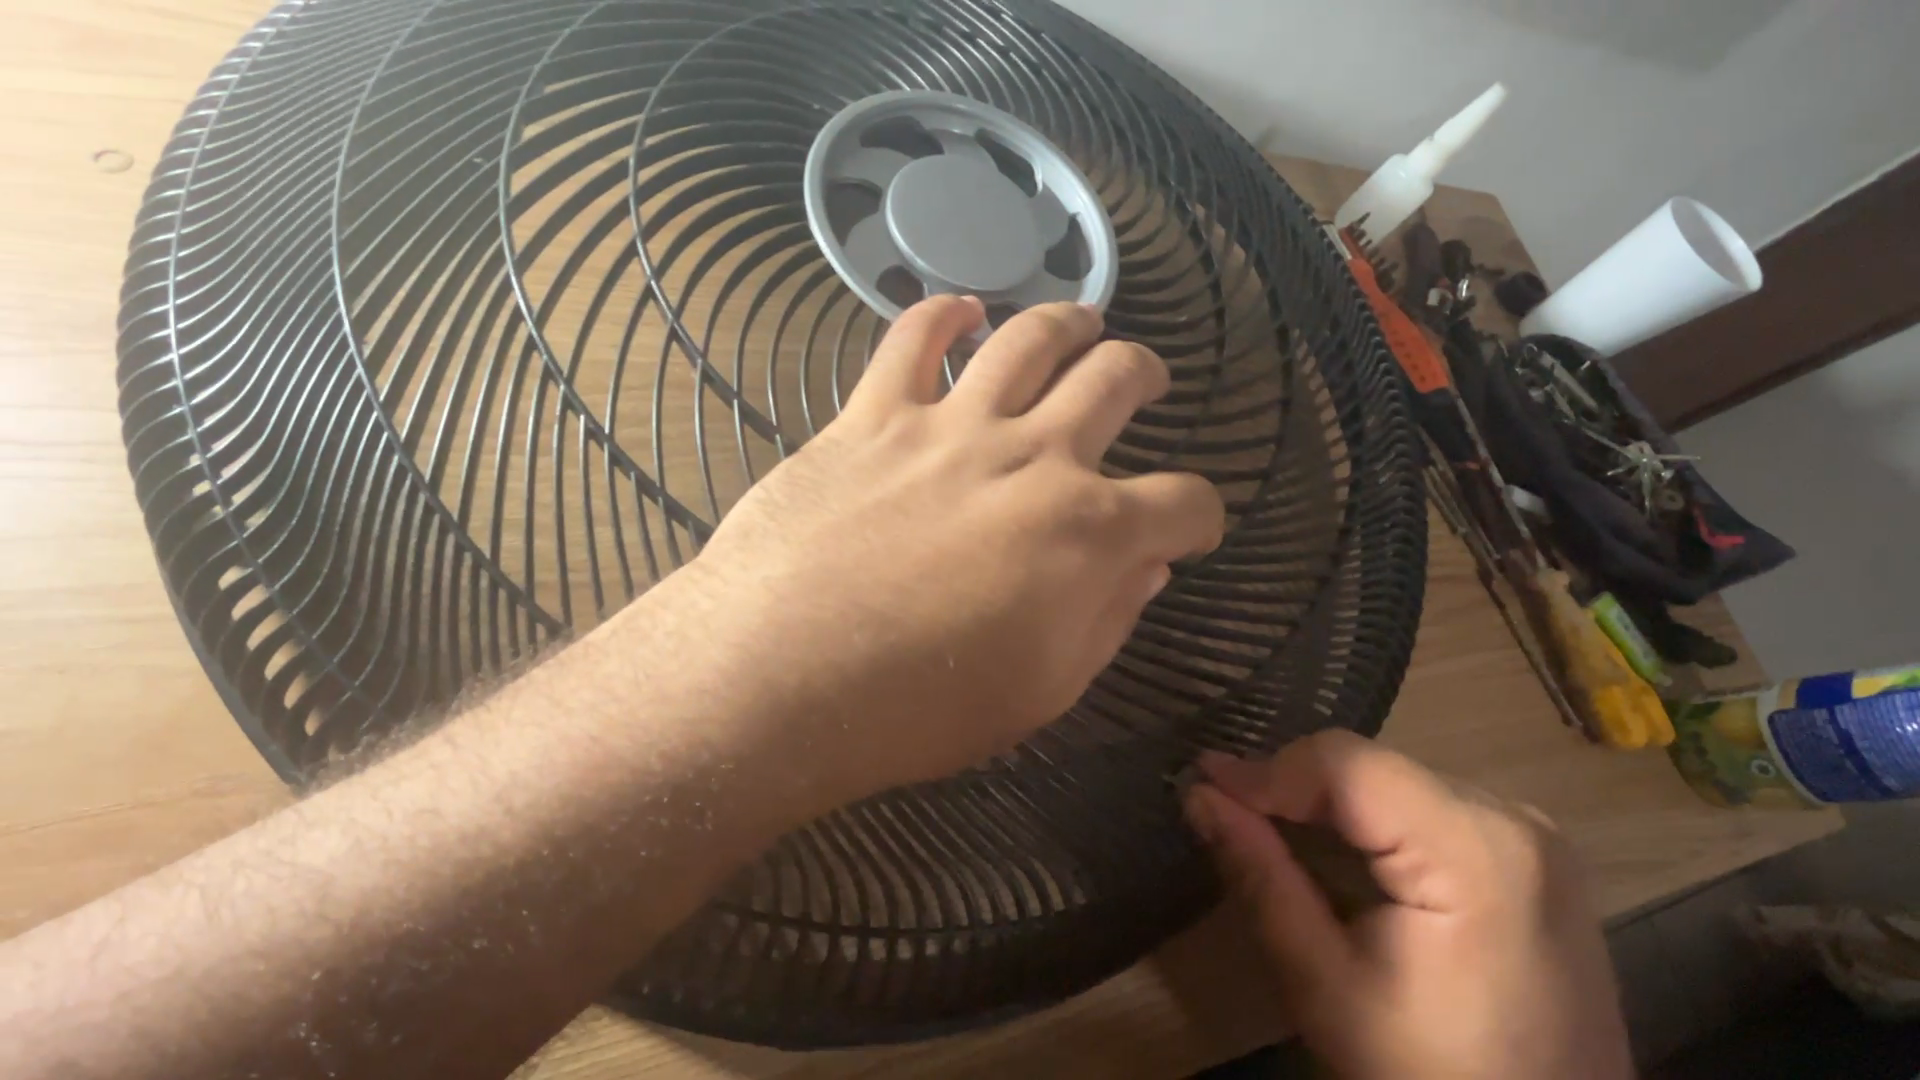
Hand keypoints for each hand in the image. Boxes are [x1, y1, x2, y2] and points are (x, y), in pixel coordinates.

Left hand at [656, 296, 1224, 805]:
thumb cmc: (921, 707)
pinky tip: (961, 310)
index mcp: (1088, 533)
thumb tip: (1145, 567)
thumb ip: (1105, 620)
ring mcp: (951, 427)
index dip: (1199, 515)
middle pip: (1114, 381)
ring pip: (1028, 339)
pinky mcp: (873, 416)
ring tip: (1082, 322)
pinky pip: (913, 339)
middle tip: (1143, 382)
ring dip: (1067, 321)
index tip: (1190, 528)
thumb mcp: (1042, 689)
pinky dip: (942, 314)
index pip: (1182, 503)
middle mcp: (1033, 457)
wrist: (780, 677)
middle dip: (1143, 375)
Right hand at [1183, 731, 1631, 1079]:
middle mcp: (1513, 819)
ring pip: (1392, 777)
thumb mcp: (1324, 983)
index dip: (1267, 769)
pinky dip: (1366, 818)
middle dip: (1290, 785)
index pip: (1348, 764)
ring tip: (1268, 831)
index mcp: (1476, 852)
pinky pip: (1424, 802)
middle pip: (1371, 765)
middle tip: (1226, 810)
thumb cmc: (1427, 1070)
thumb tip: (1199, 793)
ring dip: (1324, 800)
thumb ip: (1261, 877)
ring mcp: (1529, 830)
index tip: (1203, 785)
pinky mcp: (1530, 850)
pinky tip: (1335, 854)